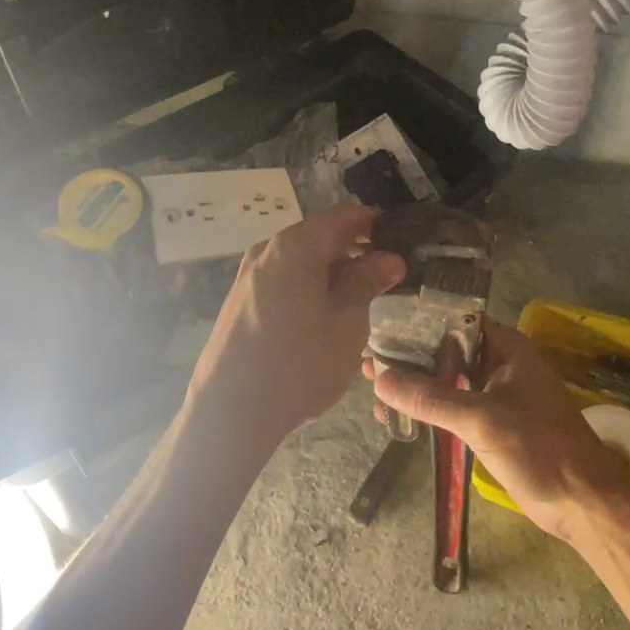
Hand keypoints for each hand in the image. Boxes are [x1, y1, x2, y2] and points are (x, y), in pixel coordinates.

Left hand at [186, 204, 405, 444]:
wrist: (229, 413)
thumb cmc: (298, 365)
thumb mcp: (348, 324)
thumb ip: (367, 283)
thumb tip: (389, 259)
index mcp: (295, 246)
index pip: (344, 216)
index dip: (376, 227)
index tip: (399, 248)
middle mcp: (267, 251)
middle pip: (319, 236)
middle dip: (354, 252)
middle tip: (384, 282)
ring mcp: (247, 276)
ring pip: (299, 261)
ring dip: (330, 274)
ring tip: (355, 305)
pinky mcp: (238, 302)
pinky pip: (281, 281)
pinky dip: (306, 289)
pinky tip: (320, 322)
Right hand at [368, 320, 629, 540]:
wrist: (581, 501)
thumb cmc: (539, 448)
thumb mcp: (482, 419)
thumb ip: (431, 398)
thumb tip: (381, 378)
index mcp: (506, 347)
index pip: (455, 320)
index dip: (418, 323)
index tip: (380, 330)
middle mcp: (500, 363)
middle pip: (446, 350)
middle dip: (409, 357)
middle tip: (367, 364)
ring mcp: (495, 394)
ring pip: (447, 379)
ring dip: (414, 384)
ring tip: (372, 390)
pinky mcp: (490, 423)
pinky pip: (452, 406)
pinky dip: (427, 408)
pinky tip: (397, 416)